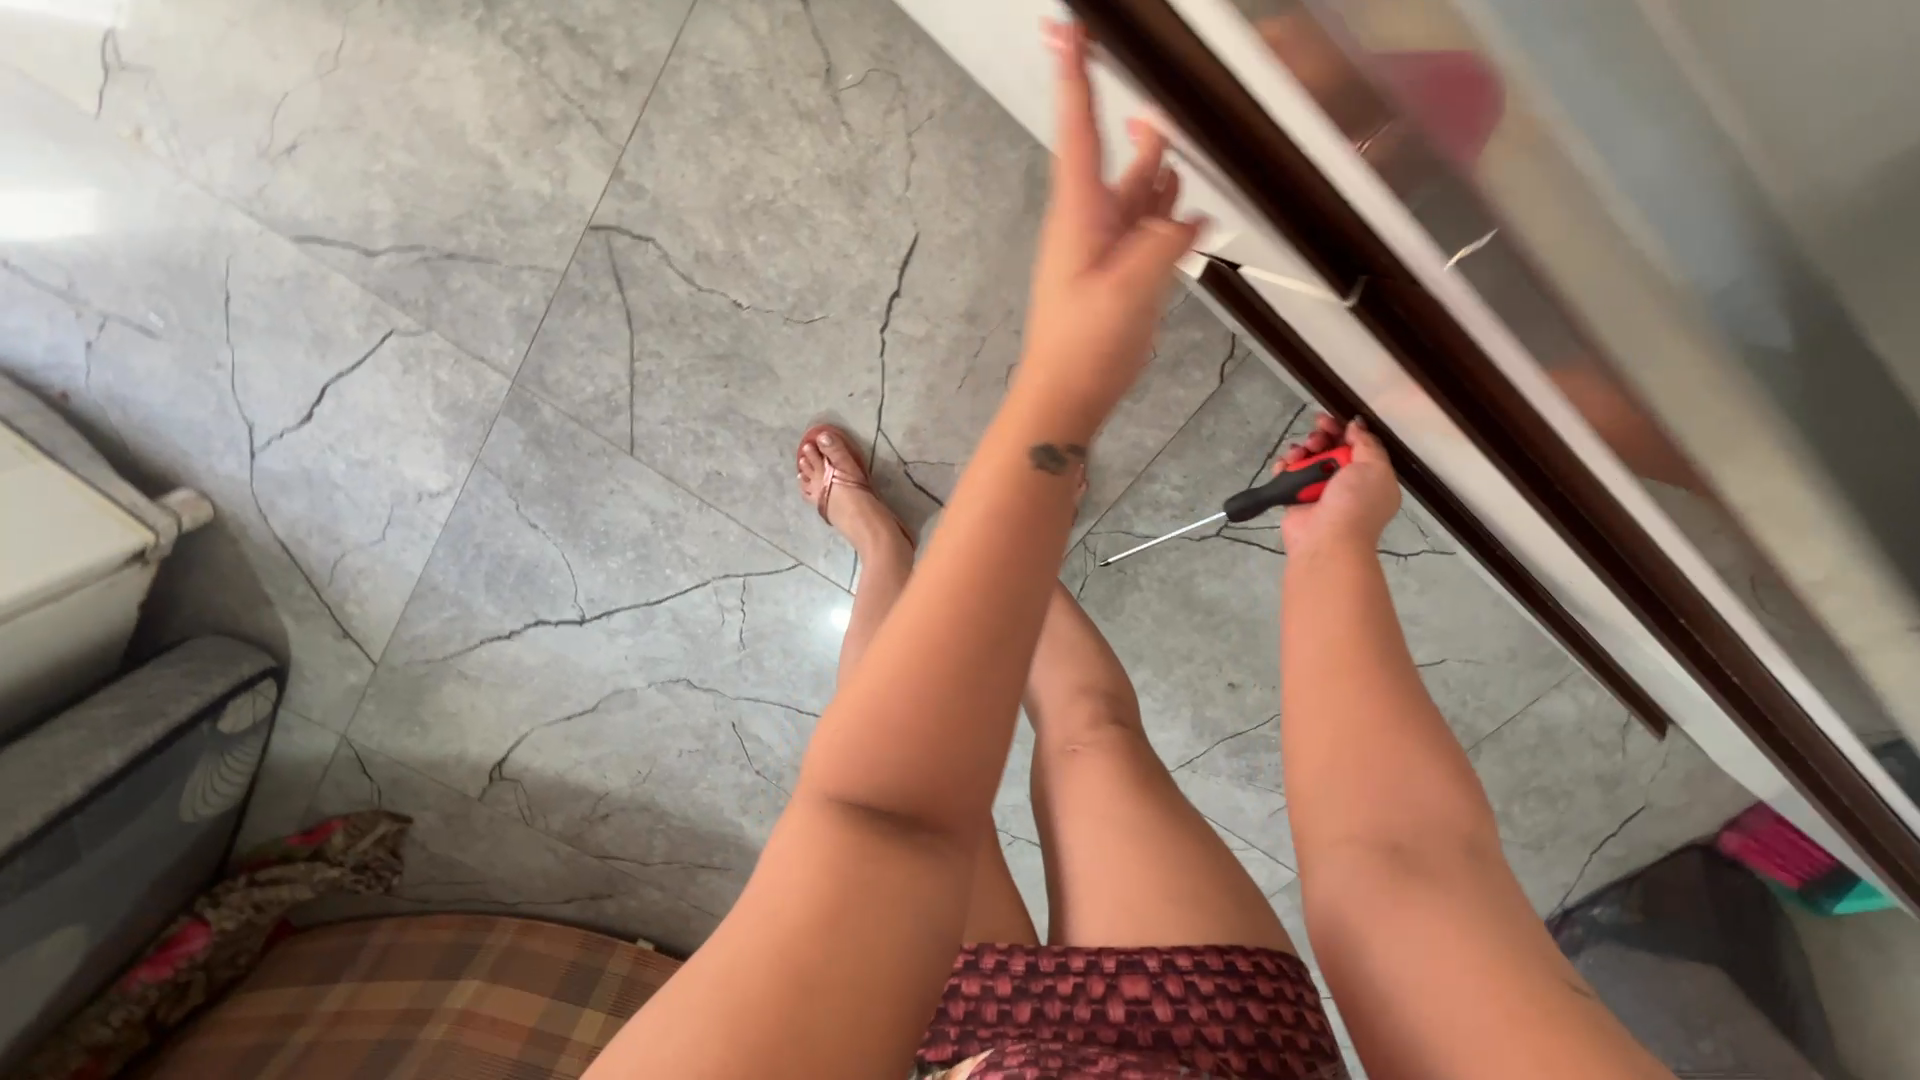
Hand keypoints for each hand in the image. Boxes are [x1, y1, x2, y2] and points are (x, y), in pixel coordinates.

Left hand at [1014, 21, 1206, 427]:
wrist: (1066, 396)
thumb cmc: (1083, 345)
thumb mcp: (1130, 288)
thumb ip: (1162, 241)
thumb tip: (1184, 217)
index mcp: (1079, 213)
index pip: (1076, 129)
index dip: (1073, 76)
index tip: (1064, 27)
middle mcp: (1088, 222)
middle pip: (1113, 156)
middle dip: (1134, 126)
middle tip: (1154, 94)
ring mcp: (1102, 249)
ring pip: (1134, 193)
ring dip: (1156, 170)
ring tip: (1176, 138)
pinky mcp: (1116, 274)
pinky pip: (1143, 231)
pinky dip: (1165, 215)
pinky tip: (1185, 208)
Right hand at [1278, 414, 1399, 555]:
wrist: (1327, 538)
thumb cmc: (1355, 502)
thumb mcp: (1374, 468)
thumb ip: (1366, 443)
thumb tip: (1355, 426)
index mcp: (1370, 475)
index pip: (1355, 444)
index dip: (1341, 429)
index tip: (1327, 421)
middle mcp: (1345, 482)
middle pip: (1328, 448)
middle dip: (1318, 439)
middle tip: (1313, 440)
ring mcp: (1319, 490)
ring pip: (1306, 459)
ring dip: (1299, 452)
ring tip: (1297, 456)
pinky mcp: (1295, 498)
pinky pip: (1287, 475)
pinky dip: (1283, 467)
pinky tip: (1283, 467)